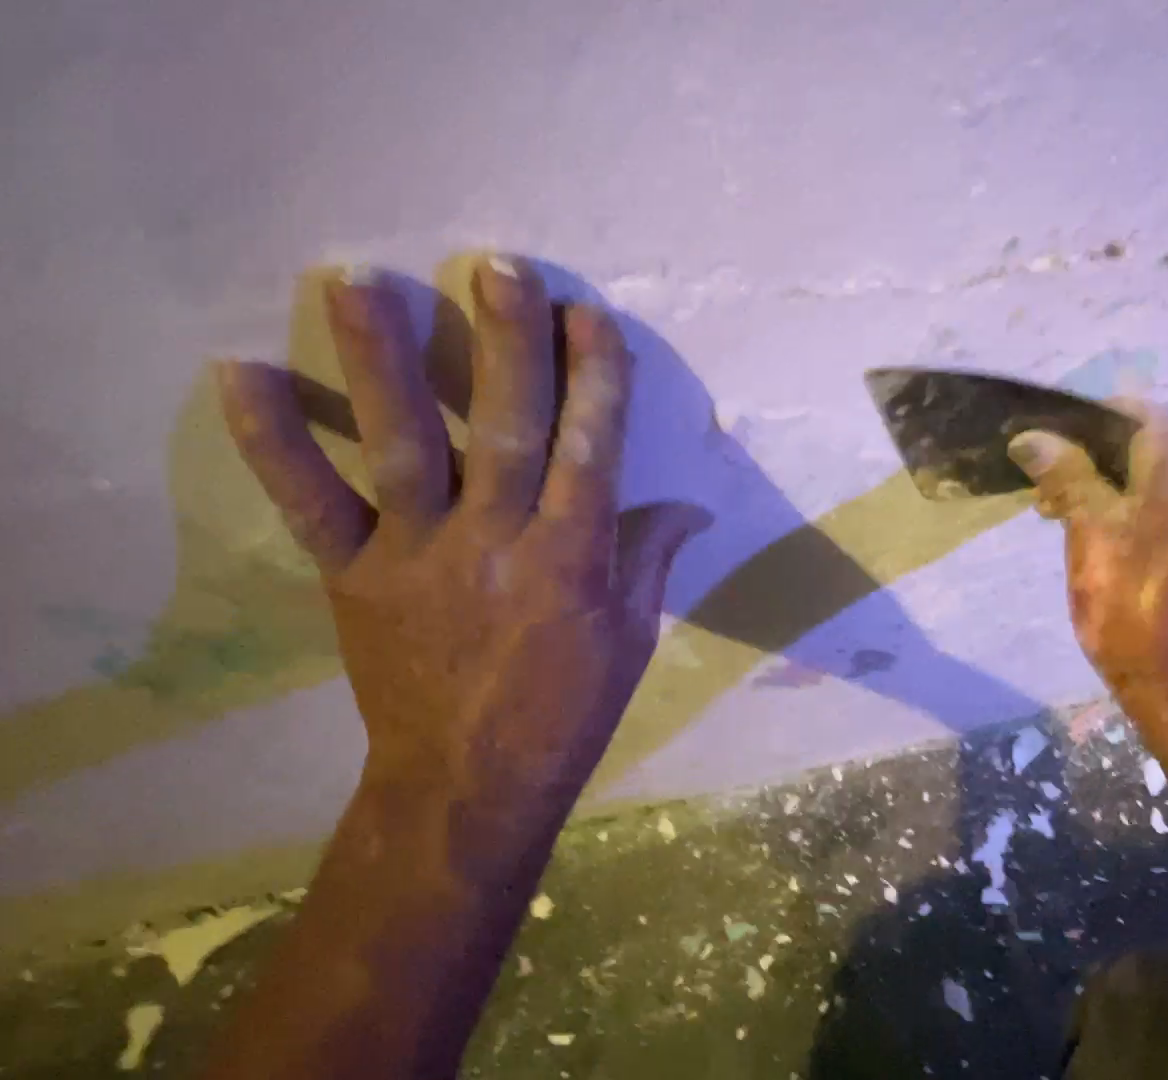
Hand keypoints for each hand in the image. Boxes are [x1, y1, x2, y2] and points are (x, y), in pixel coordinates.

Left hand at [218, 257, 707, 817]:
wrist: (469, 782)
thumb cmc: (570, 709)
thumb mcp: (632, 637)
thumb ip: (650, 560)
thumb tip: (689, 507)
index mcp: (573, 557)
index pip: (590, 449)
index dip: (594, 380)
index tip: (589, 317)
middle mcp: (496, 540)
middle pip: (505, 427)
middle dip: (507, 343)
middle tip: (496, 266)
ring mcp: (418, 553)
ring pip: (401, 444)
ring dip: (380, 360)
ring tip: (357, 279)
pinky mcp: (354, 575)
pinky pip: (310, 503)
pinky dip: (273, 440)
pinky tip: (240, 371)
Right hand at [1009, 402, 1167, 693]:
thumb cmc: (1129, 599)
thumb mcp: (1090, 528)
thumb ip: (1065, 473)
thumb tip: (1031, 436)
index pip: (1136, 413)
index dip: (1084, 419)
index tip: (1041, 438)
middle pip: (1144, 439)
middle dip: (1088, 452)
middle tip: (1040, 477)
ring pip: (1148, 469)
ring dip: (1099, 479)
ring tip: (1050, 505)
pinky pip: (1159, 497)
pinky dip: (1121, 500)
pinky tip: (1080, 521)